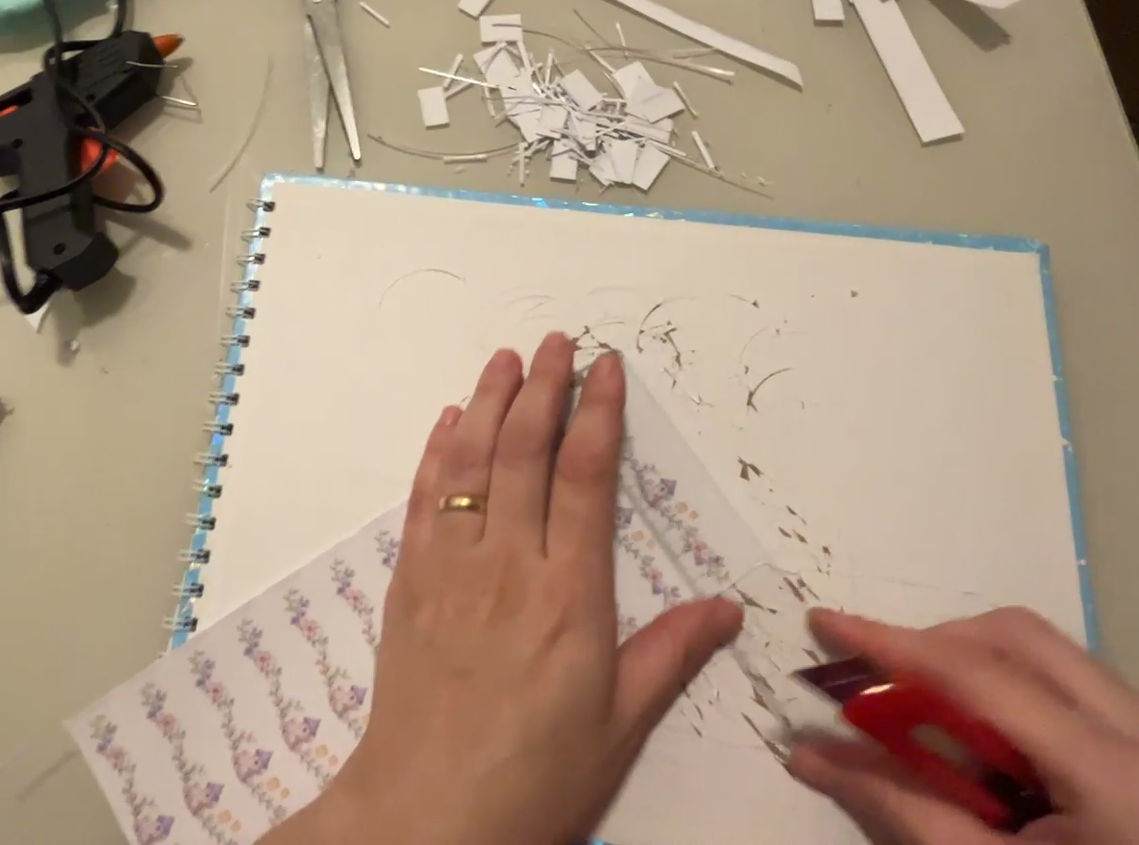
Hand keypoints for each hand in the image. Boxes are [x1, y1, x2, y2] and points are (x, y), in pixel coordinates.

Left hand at [265, 334, 743, 844]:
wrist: (427, 811)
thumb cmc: (535, 772)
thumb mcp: (618, 725)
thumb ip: (670, 655)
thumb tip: (729, 605)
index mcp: (568, 592)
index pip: (586, 477)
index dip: (597, 413)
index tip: (605, 368)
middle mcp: (507, 561)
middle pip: (524, 452)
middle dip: (543, 388)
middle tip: (554, 341)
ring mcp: (451, 564)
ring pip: (470, 461)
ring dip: (488, 402)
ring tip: (504, 358)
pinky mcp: (409, 577)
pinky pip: (424, 498)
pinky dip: (437, 451)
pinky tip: (449, 419)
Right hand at [790, 608, 1138, 844]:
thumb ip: (899, 807)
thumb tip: (806, 752)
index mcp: (1127, 785)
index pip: (980, 676)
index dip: (890, 644)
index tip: (823, 623)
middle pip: (1026, 640)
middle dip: (940, 646)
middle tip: (888, 683)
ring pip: (1063, 663)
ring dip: (986, 675)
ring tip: (950, 731)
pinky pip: (1097, 703)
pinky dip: (1032, 710)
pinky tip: (1015, 767)